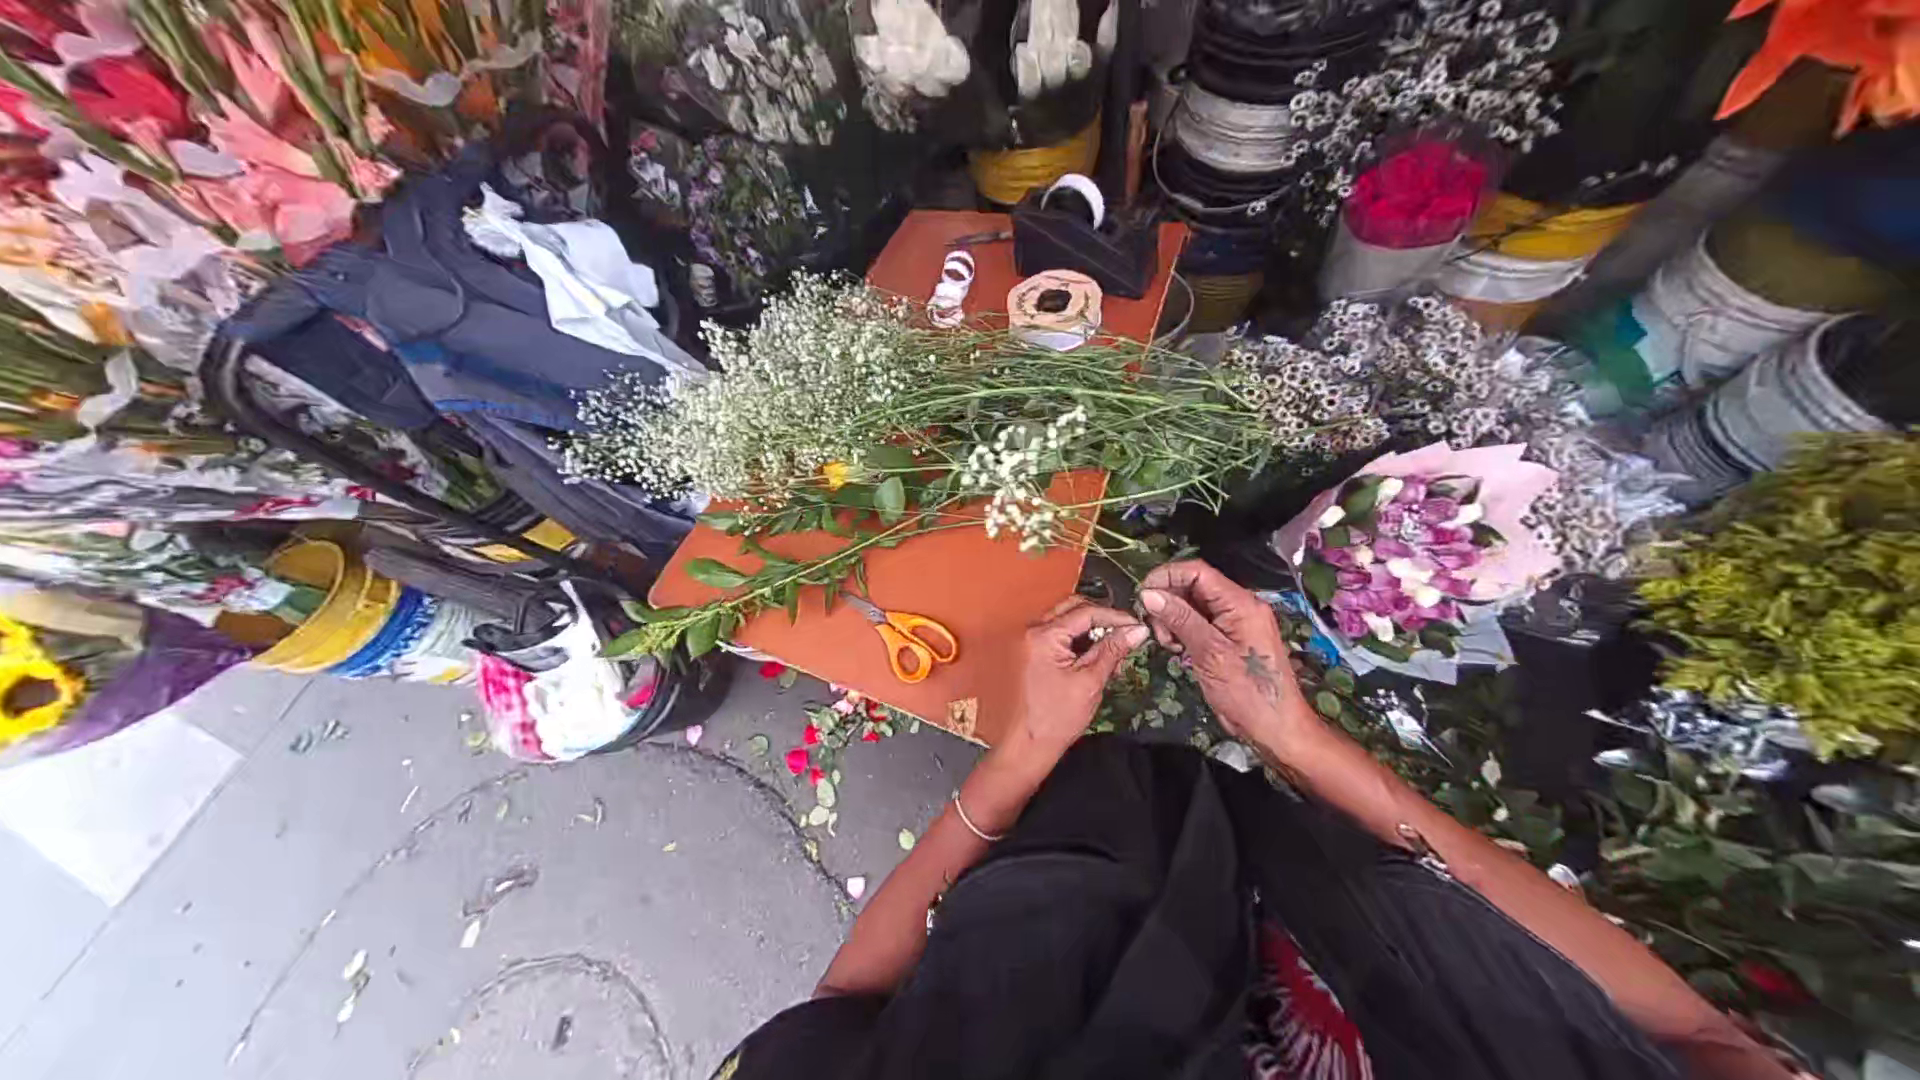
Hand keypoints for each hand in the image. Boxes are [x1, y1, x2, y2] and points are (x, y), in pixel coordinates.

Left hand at [1010, 597, 1149, 760]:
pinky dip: (1078, 640)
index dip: (1115, 617)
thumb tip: (1137, 630)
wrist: (1029, 745)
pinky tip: (1097, 656)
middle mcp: (1032, 631)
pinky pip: (1059, 635)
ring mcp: (1030, 641)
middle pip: (1073, 608)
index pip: (1085, 612)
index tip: (1137, 626)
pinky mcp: (1032, 652)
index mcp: (1044, 636)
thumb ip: (1113, 651)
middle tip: (1126, 633)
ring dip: (1091, 629)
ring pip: (1066, 620)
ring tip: (1115, 648)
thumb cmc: (1058, 718)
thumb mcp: (1091, 681)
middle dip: (1102, 618)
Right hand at [1137, 560, 1307, 744]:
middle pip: (1193, 587)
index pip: (1198, 572)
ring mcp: (1233, 623)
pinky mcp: (1227, 639)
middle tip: (1155, 629)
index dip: (1166, 576)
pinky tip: (1177, 650)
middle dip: (1167, 602)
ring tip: (1168, 644)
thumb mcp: (1210, 653)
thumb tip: (1148, 594)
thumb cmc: (1248, 692)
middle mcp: (1238, 607)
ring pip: (1191, 605)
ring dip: (1172, 619)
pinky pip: (1197, 623)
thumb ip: (1180, 619)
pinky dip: (1181, 632)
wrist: (1276, 729)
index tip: (1142, 595)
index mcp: (1241, 603)